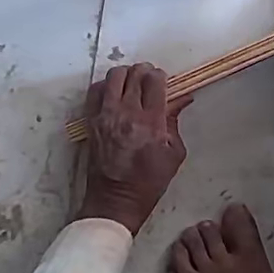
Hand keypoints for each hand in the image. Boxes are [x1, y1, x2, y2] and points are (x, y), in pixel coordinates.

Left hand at [76, 62, 192, 234]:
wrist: (115, 200)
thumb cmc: (149, 182)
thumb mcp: (174, 154)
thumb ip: (175, 121)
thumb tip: (182, 98)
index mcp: (151, 122)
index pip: (154, 80)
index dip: (160, 75)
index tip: (163, 81)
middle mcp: (126, 114)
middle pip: (134, 73)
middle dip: (144, 71)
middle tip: (149, 80)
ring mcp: (105, 116)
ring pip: (113, 76)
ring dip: (126, 74)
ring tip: (131, 84)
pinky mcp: (91, 121)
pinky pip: (95, 90)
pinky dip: (106, 86)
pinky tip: (114, 94)